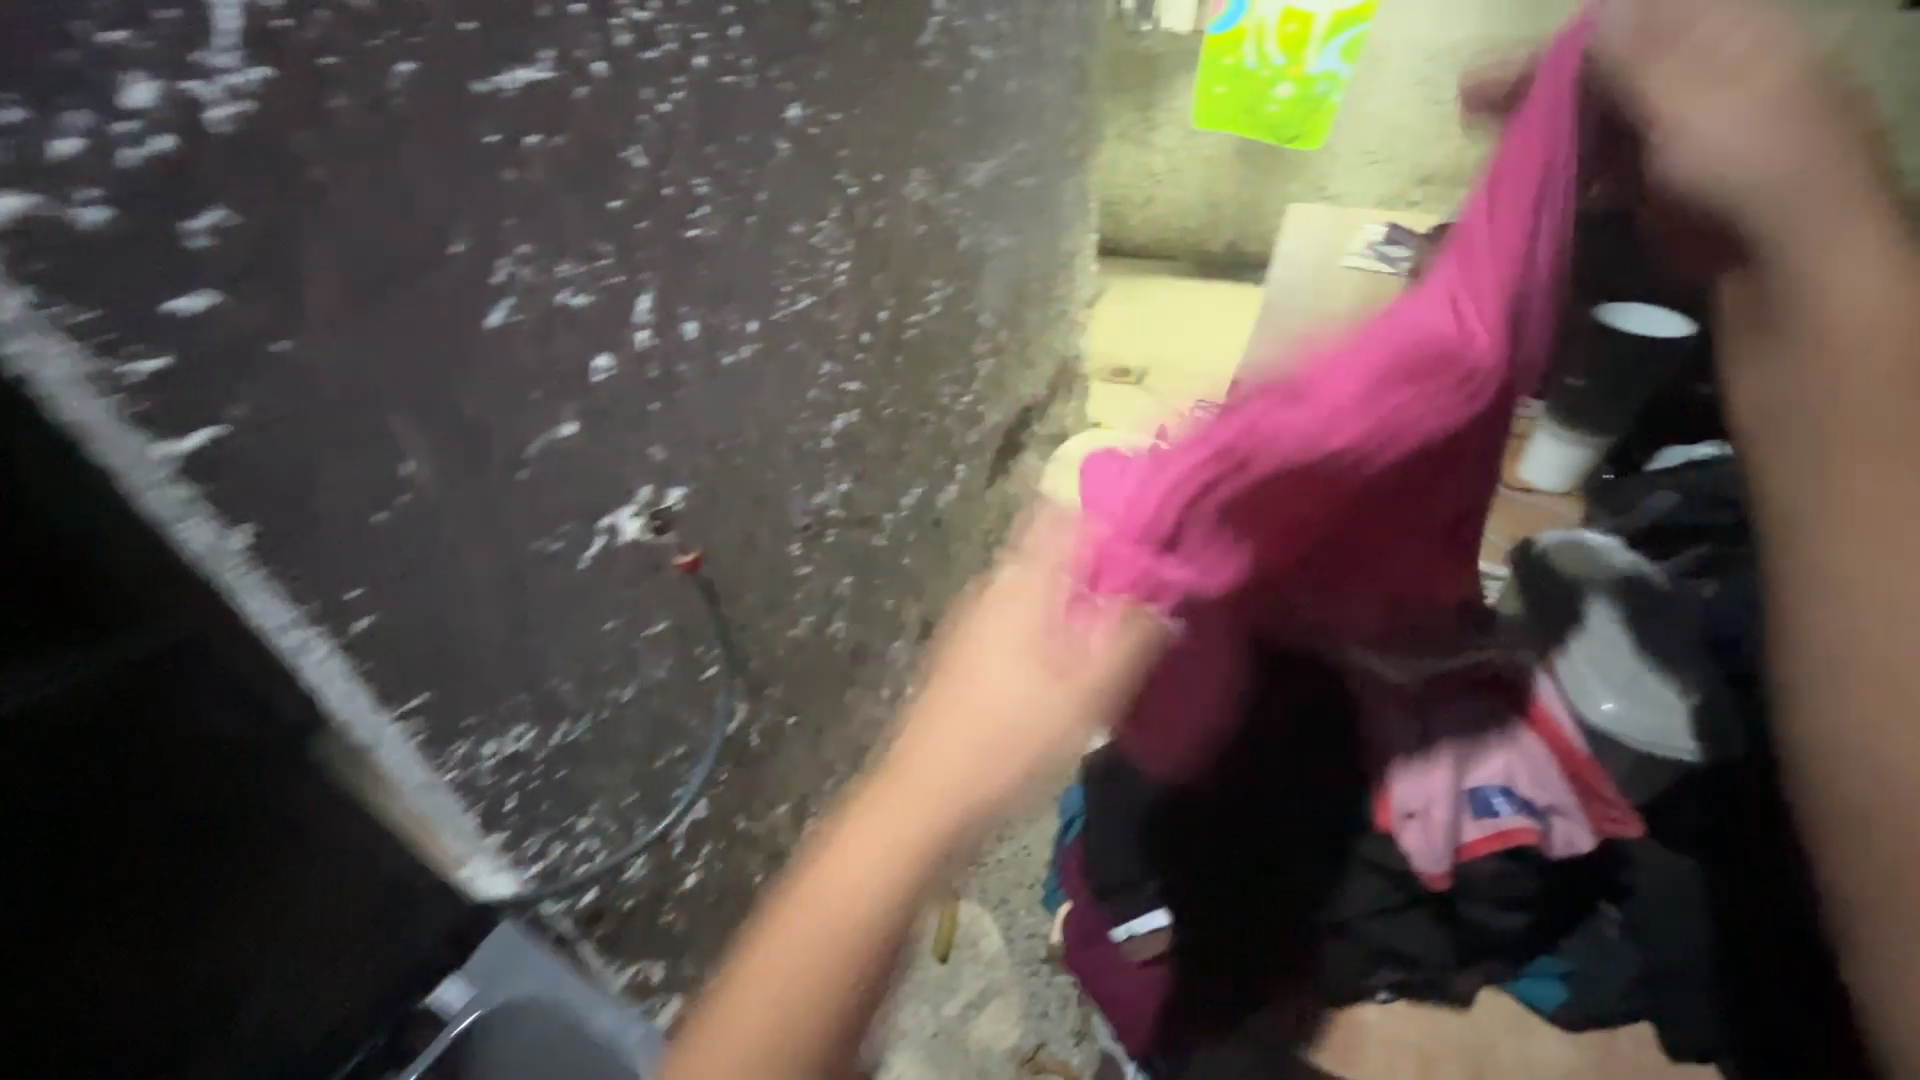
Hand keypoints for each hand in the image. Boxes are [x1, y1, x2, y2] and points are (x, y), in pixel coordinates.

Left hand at [878, 504, 1169, 833]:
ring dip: (1084, 600)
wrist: (926, 795)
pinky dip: (1058, 626)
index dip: (1115, 515)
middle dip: (1107, 564)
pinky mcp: (969, 653)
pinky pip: (1025, 619)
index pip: (1067, 514)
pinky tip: (1081, 664)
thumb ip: (1132, 635)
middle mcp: (994, 586)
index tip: (1160, 535)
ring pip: (1042, 588)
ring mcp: (976, 619)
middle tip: (1157, 591)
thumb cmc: (1009, 739)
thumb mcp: (1087, 692)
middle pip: (1056, 551)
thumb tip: (1163, 595)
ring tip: (1130, 628)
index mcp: (1021, 580)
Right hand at [1463, 0, 1898, 261]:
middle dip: (1541, 82)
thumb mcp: (1688, 95)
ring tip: (1486, 131)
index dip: (1566, 39)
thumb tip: (1591, 13)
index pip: (1631, 16)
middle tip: (1473, 97)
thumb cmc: (1747, 161)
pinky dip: (1559, 161)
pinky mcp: (1657, 178)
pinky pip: (1598, 158)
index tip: (1504, 65)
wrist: (1783, 254)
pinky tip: (1523, 170)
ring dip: (1542, 123)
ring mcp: (1679, 129)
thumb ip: (1635, 55)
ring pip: (1596, 113)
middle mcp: (1701, 72)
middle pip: (1606, 65)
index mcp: (1724, 33)